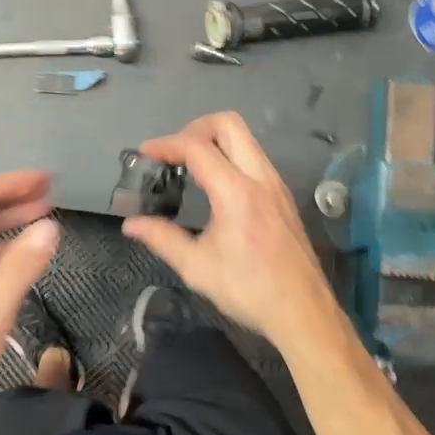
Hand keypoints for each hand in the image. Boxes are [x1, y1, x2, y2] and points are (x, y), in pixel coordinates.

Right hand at [122, 112, 341, 350]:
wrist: (302, 311)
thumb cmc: (248, 290)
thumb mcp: (197, 267)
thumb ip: (162, 238)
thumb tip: (132, 224)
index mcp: (236, 192)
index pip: (197, 147)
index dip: (166, 144)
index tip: (145, 154)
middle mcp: (260, 178)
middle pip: (229, 124)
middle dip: (195, 128)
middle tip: (173, 152)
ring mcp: (276, 184)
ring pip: (246, 139)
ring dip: (215, 141)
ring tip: (189, 166)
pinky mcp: (283, 196)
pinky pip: (255, 158)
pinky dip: (231, 157)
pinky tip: (215, 186)